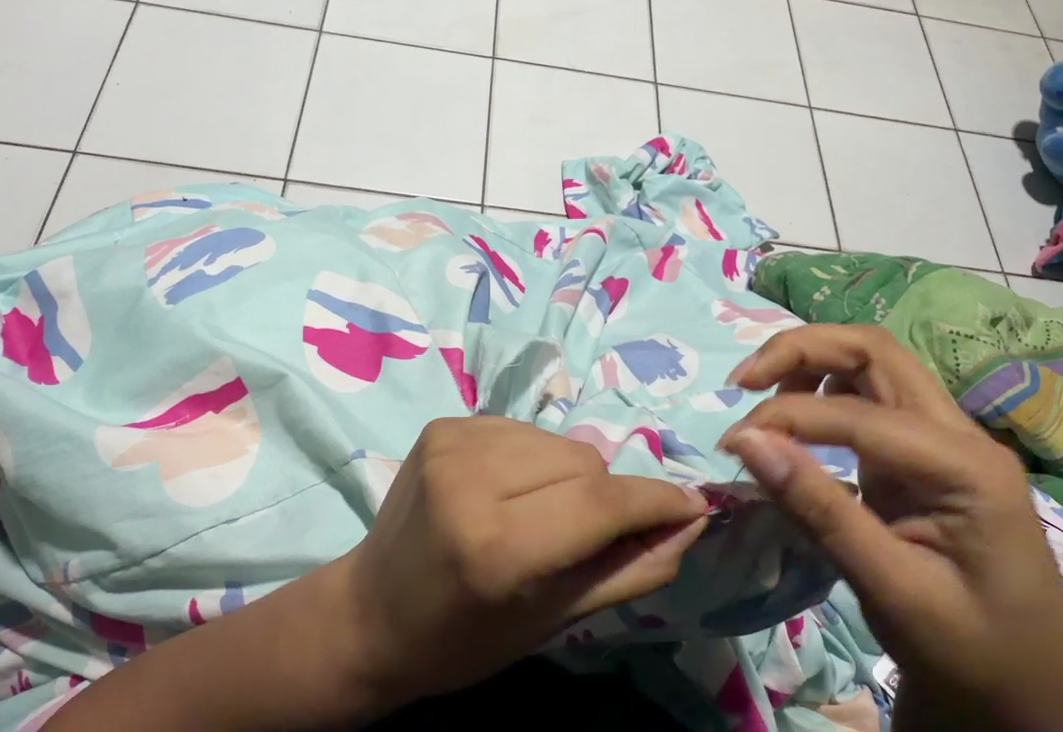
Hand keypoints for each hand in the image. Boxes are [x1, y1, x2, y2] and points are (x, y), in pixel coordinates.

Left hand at [337, 416, 708, 707]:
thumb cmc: (464, 639)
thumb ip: (631, 569)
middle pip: (585, 463)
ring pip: (558, 440)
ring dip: (570, 474)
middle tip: (588, 536)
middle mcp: (471, 478)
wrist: (370, 613)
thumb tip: (692, 522)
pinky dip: (534, 458)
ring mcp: (451, 442)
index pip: (601, 502)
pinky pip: (523, 430)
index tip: (693, 505)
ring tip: (542, 513)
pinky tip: (510, 490)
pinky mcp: (442, 424)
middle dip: (607, 496)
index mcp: (496, 545)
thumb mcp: (555, 622)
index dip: (656, 501)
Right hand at [720, 327, 1062, 731]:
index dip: (789, 415)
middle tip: (742, 380)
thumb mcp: (890, 588)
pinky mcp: (925, 456)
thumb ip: (819, 508)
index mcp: (967, 467)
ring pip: (875, 363)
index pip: (861, 411)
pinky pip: (873, 398)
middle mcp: (961, 435)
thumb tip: (746, 440)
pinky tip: (796, 418)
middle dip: (802, 350)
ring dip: (813, 362)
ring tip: (762, 393)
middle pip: (875, 351)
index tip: (733, 443)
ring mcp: (947, 441)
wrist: (1018, 700)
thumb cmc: (965, 653)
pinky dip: (825, 390)